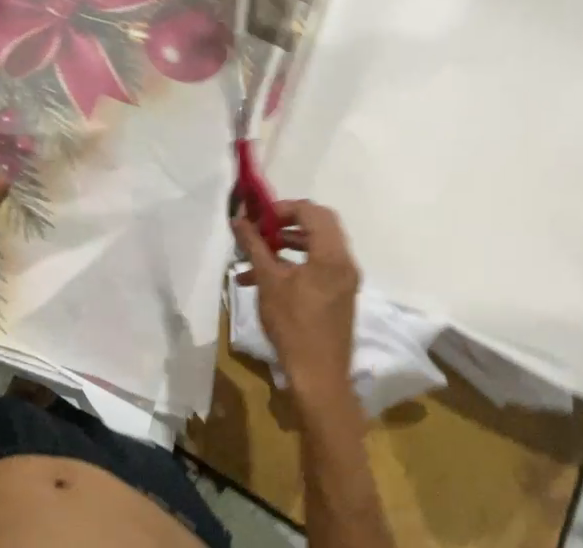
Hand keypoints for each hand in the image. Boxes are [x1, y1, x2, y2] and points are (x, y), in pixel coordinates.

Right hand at [234, 200, 359, 399]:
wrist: (318, 375)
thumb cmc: (293, 324)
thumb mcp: (268, 281)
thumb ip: (254, 245)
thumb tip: (238, 220)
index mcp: (332, 256)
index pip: (312, 211)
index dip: (282, 208)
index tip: (257, 218)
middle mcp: (344, 263)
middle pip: (318, 224)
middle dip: (285, 222)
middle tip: (260, 228)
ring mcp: (344, 280)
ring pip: (316, 246)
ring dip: (285, 243)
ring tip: (255, 253)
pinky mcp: (339, 294)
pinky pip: (317, 265)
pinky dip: (293, 263)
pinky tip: (264, 277)